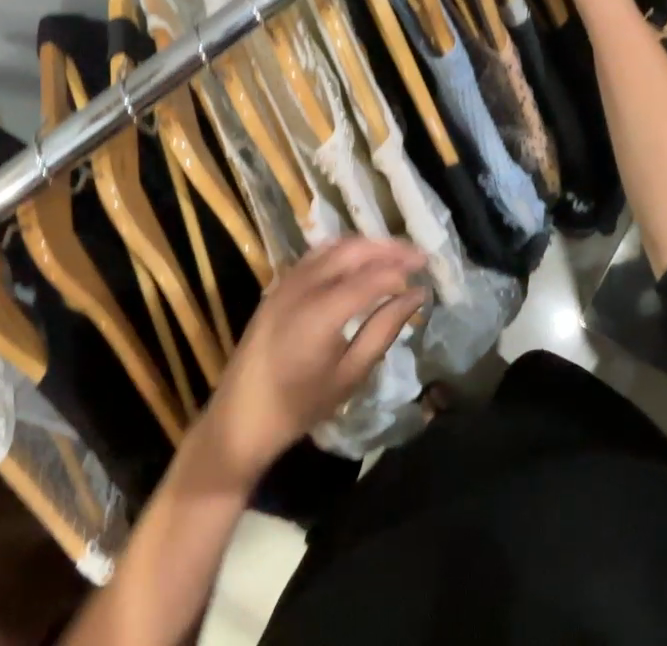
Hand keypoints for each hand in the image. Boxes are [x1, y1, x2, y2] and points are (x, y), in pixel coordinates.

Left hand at [191, 239, 428, 489]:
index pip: (373, 277)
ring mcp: (284, 284)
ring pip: (332, 248)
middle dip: (388, 249)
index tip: (427, 272)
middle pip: (352, 251)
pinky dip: (342, 252)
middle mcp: (301, 288)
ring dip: (366, 246)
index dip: (403, 270)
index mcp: (321, 312)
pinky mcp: (276, 289)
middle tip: (418, 256)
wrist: (239, 420)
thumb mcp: (350, 374)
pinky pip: (314, 256)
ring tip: (394, 256)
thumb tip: (417, 295)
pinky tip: (359, 263)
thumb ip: (384, 329)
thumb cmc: (300, 406)